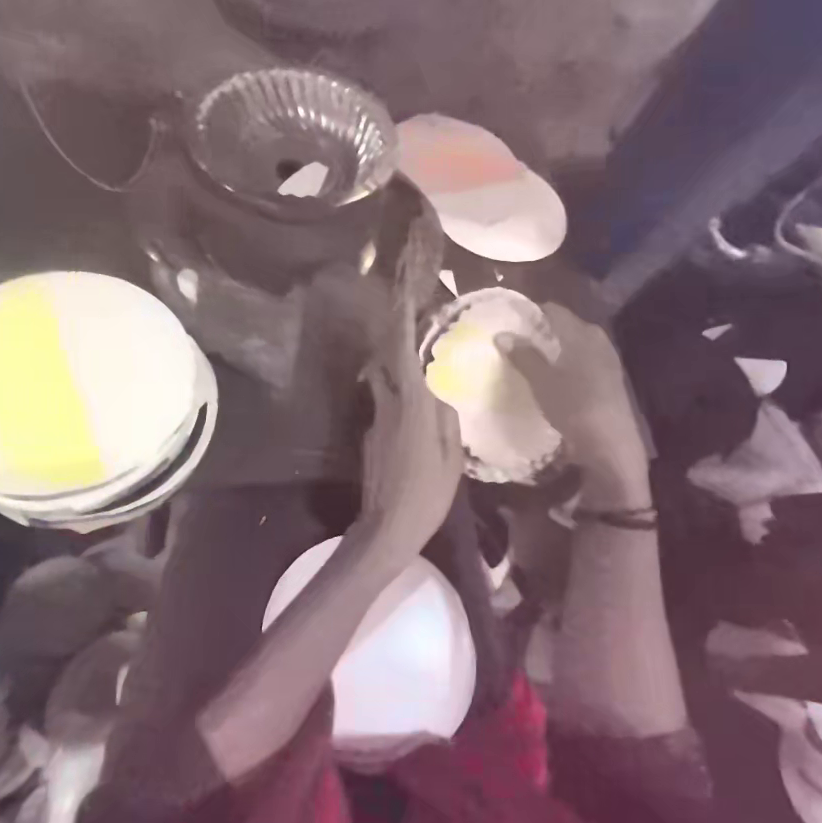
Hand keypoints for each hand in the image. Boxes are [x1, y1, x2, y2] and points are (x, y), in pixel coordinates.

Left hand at [356, 224, 462, 552]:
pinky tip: (415, 405)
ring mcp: (374, 422)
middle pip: (386, 361)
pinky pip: (385, 404)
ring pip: (383, 382)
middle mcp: (387, 407)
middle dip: (397, 335)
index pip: (401, 353)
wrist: (387, 529)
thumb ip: (446, 417)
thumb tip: (439, 386)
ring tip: (421, 359)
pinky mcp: (370, 437)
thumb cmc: (427, 495)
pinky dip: (397, 393)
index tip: (406, 293)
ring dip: (396, 364)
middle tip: (415, 319)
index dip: (401, 321)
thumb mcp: (451, 456)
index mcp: (411, 407)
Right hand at [498, 304, 649, 505]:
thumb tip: (501, 334)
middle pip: (564, 326)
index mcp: (581, 333)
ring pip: (573, 345)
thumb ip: (523, 356)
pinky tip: (550, 379)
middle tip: (513, 342)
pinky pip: (581, 361)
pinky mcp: (608, 379)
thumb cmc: (574, 406)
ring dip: (552, 350)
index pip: (553, 310)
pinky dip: (564, 364)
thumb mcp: (542, 381)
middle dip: (540, 331)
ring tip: (527, 361)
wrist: (611, 445)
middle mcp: (597, 340)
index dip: (530, 312)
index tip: (508, 321)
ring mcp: (606, 360)